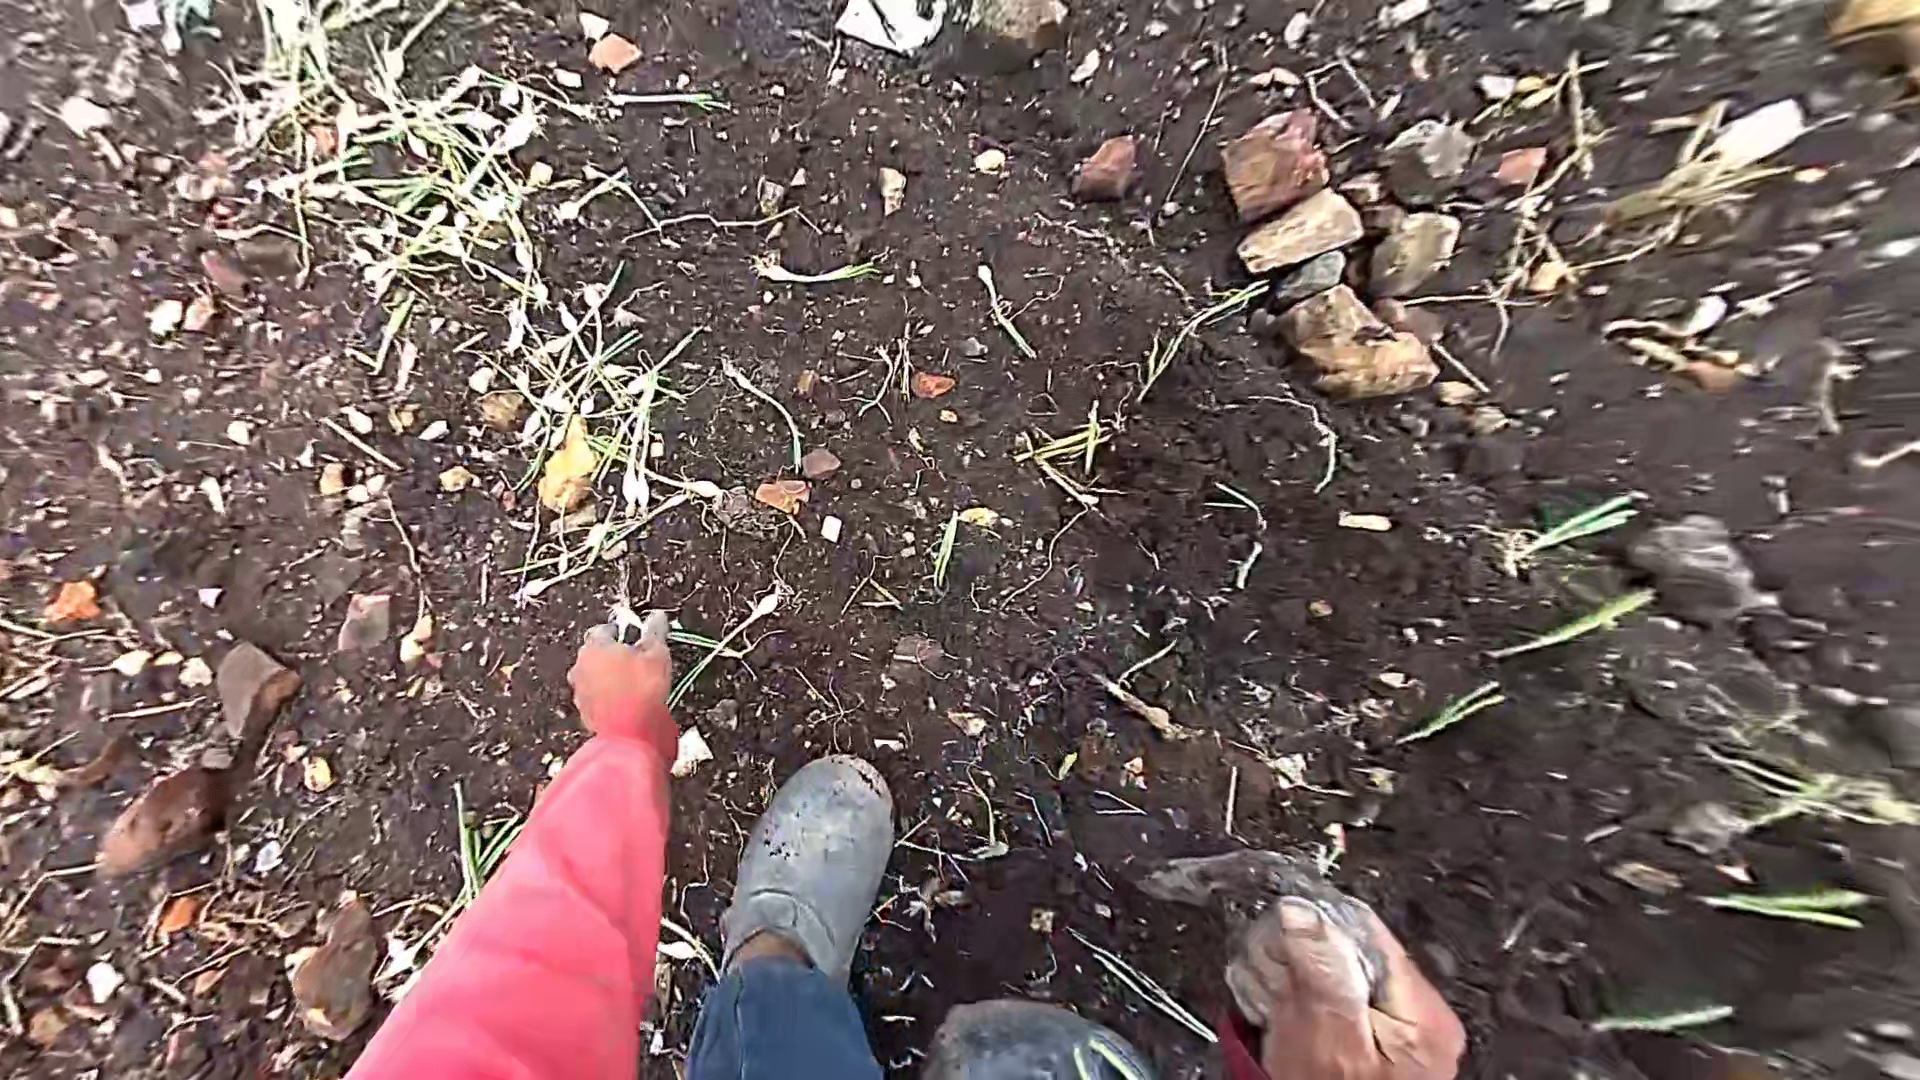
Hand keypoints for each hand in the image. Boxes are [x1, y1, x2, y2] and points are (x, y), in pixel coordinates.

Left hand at [567, 611, 675, 759]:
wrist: (630, 732)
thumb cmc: (642, 688)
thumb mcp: (657, 654)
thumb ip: (654, 632)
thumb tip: (657, 618)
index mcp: (595, 647)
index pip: (604, 629)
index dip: (621, 630)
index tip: (635, 634)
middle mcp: (580, 667)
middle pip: (598, 653)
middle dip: (615, 654)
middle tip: (639, 658)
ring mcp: (580, 691)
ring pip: (596, 675)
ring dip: (612, 675)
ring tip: (636, 681)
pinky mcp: (585, 711)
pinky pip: (598, 695)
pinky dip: (610, 694)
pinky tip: (630, 698)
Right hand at [1229, 898, 1464, 1079]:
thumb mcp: (1329, 1040)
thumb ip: (1322, 970)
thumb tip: (1303, 908)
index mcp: (1421, 1010)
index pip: (1360, 924)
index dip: (1313, 927)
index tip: (1287, 952)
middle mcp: (1407, 1006)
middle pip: (1338, 938)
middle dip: (1294, 954)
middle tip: (1281, 989)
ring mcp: (1380, 1015)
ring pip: (1317, 955)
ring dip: (1283, 971)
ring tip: (1277, 1006)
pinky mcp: (1352, 1020)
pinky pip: (1310, 978)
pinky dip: (1285, 988)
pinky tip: (1279, 1013)